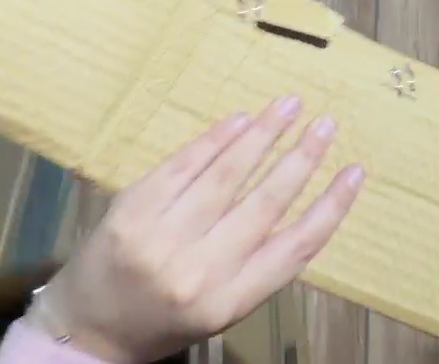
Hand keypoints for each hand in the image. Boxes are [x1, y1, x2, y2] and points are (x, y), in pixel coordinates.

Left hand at [34, 95, 365, 362]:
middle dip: (302, 157)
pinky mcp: (131, 211)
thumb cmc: (167, 316)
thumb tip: (310, 195)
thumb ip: (262, 260)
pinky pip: (184, 164)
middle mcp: (198, 273)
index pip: (296, 248)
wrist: (83, 333)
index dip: (331, 206)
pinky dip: (217, 138)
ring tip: (290, 104)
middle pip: (265, 203)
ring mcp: (160, 239)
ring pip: (226, 174)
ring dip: (264, 133)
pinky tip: (242, 118)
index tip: (356, 170)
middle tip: (326, 124)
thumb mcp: (223, 305)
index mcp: (229, 301)